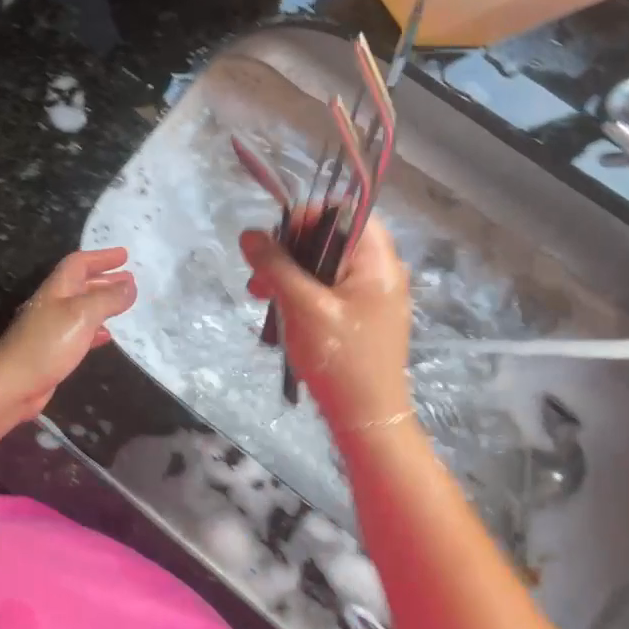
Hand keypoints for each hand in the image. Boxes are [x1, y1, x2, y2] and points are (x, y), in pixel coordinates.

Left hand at [0, 247, 136, 412]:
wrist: (13, 385)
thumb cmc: (46, 345)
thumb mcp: (82, 316)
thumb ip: (106, 299)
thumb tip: (129, 284)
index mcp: (55, 290)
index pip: (78, 263)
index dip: (101, 257)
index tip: (125, 255)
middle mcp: (51, 304)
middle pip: (79, 283)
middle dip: (104, 278)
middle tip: (130, 278)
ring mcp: (50, 328)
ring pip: (81, 308)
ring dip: (102, 302)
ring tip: (125, 303)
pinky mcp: (52, 351)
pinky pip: (78, 332)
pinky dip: (95, 329)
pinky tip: (107, 335)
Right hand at [239, 218, 413, 433]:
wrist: (366, 415)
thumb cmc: (340, 357)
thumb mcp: (301, 305)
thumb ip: (275, 265)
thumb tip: (248, 233)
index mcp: (378, 263)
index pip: (347, 213)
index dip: (308, 217)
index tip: (276, 241)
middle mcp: (379, 272)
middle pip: (330, 238)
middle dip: (289, 249)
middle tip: (259, 273)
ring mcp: (370, 295)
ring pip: (322, 263)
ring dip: (287, 271)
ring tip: (261, 294)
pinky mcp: (358, 314)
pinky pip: (324, 286)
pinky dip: (298, 290)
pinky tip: (277, 307)